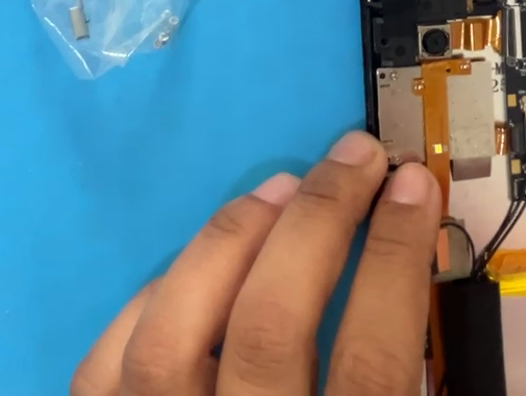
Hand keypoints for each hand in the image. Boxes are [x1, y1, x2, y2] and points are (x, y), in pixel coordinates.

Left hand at [73, 132, 442, 395]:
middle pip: (270, 328)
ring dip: (233, 240)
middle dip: (323, 221)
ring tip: (283, 184)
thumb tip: (417, 294)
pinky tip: (198, 259)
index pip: (375, 365)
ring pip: (173, 337)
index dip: (397, 259)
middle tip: (356, 157)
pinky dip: (153, 297)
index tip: (415, 188)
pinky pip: (108, 370)